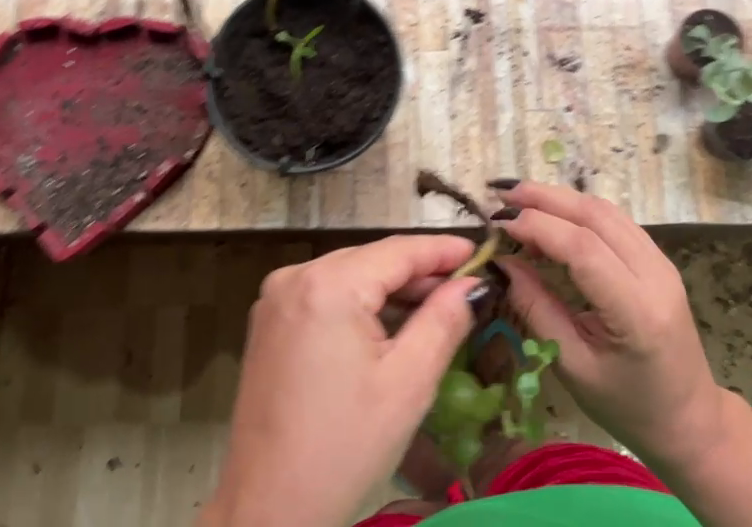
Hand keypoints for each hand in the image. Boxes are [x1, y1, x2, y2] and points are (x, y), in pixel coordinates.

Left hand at [202, 236, 482, 526]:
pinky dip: (360, 304)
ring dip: (391, 289)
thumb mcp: (409, 381)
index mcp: (328, 284)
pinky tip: (390, 325)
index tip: (482, 253)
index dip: (443, 250)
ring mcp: (275, 300)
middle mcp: (294, 277)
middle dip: (419, 272)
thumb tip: (474, 283)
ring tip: (437, 307)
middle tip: (467, 287)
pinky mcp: (269, 324)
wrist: (269, 507)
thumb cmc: (346, 446)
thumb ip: (444, 319)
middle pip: (371, 260)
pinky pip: (325, 296)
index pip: (398, 250)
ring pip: (348, 276)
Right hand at [491, 181, 729, 470]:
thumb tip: (501, 264)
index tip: (497, 224)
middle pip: (596, 216)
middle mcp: (655, 275)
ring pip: (607, 211)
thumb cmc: (627, 405)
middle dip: (544, 199)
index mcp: (636, 311)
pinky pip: (615, 221)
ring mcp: (661, 263)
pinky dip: (579, 211)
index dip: (537, 227)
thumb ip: (536, 309)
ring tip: (518, 201)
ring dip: (561, 199)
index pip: (583, 247)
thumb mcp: (572, 365)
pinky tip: (551, 218)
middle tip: (501, 196)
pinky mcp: (658, 260)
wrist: (689, 419)